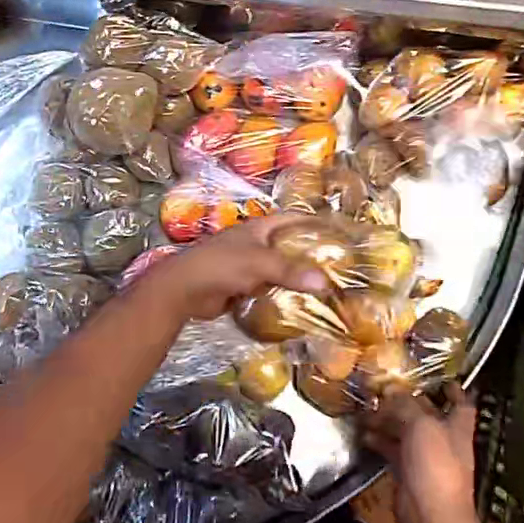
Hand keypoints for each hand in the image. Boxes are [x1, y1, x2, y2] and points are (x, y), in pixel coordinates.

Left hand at [135, 214, 328, 321]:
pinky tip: (301, 304)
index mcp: (259, 228)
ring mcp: (248, 265)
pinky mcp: (242, 287)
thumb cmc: (222, 264)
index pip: (292, 219)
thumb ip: (291, 271)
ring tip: (326, 287)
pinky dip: (281, 295)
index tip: (338, 232)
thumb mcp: (260, 263)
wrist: (185, 289)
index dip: (314, 222)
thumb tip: (324, 282)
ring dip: (296, 278)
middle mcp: (255, 243)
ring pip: (278, 270)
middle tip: (338, 267)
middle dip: (309, 255)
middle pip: (288, 246)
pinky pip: (268, 289)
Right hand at [363, 384, 478, 522]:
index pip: (461, 402)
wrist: (431, 515)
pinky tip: (364, 434)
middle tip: (382, 388)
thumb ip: (406, 404)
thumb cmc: (436, 464)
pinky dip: (379, 440)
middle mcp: (443, 439)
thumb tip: (391, 388)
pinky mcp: (407, 472)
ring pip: (405, 430)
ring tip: (366, 409)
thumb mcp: (422, 425)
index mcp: (456, 426)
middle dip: (406, 401)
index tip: (438, 378)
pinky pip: (392, 449)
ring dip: (387, 420)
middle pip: (425, 413)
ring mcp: (425, 457)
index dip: (452, 389)